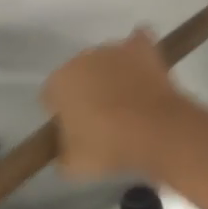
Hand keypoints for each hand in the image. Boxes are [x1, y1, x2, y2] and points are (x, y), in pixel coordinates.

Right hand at [40, 29, 194, 178]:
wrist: (155, 130)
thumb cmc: (108, 146)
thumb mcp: (74, 165)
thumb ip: (64, 153)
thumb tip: (69, 150)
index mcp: (60, 81)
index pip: (52, 95)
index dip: (63, 113)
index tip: (77, 130)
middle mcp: (84, 57)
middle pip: (80, 73)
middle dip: (87, 90)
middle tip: (103, 117)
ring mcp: (115, 48)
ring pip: (107, 60)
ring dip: (113, 74)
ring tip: (129, 100)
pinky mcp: (143, 47)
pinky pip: (137, 43)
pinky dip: (139, 53)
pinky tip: (144, 68)